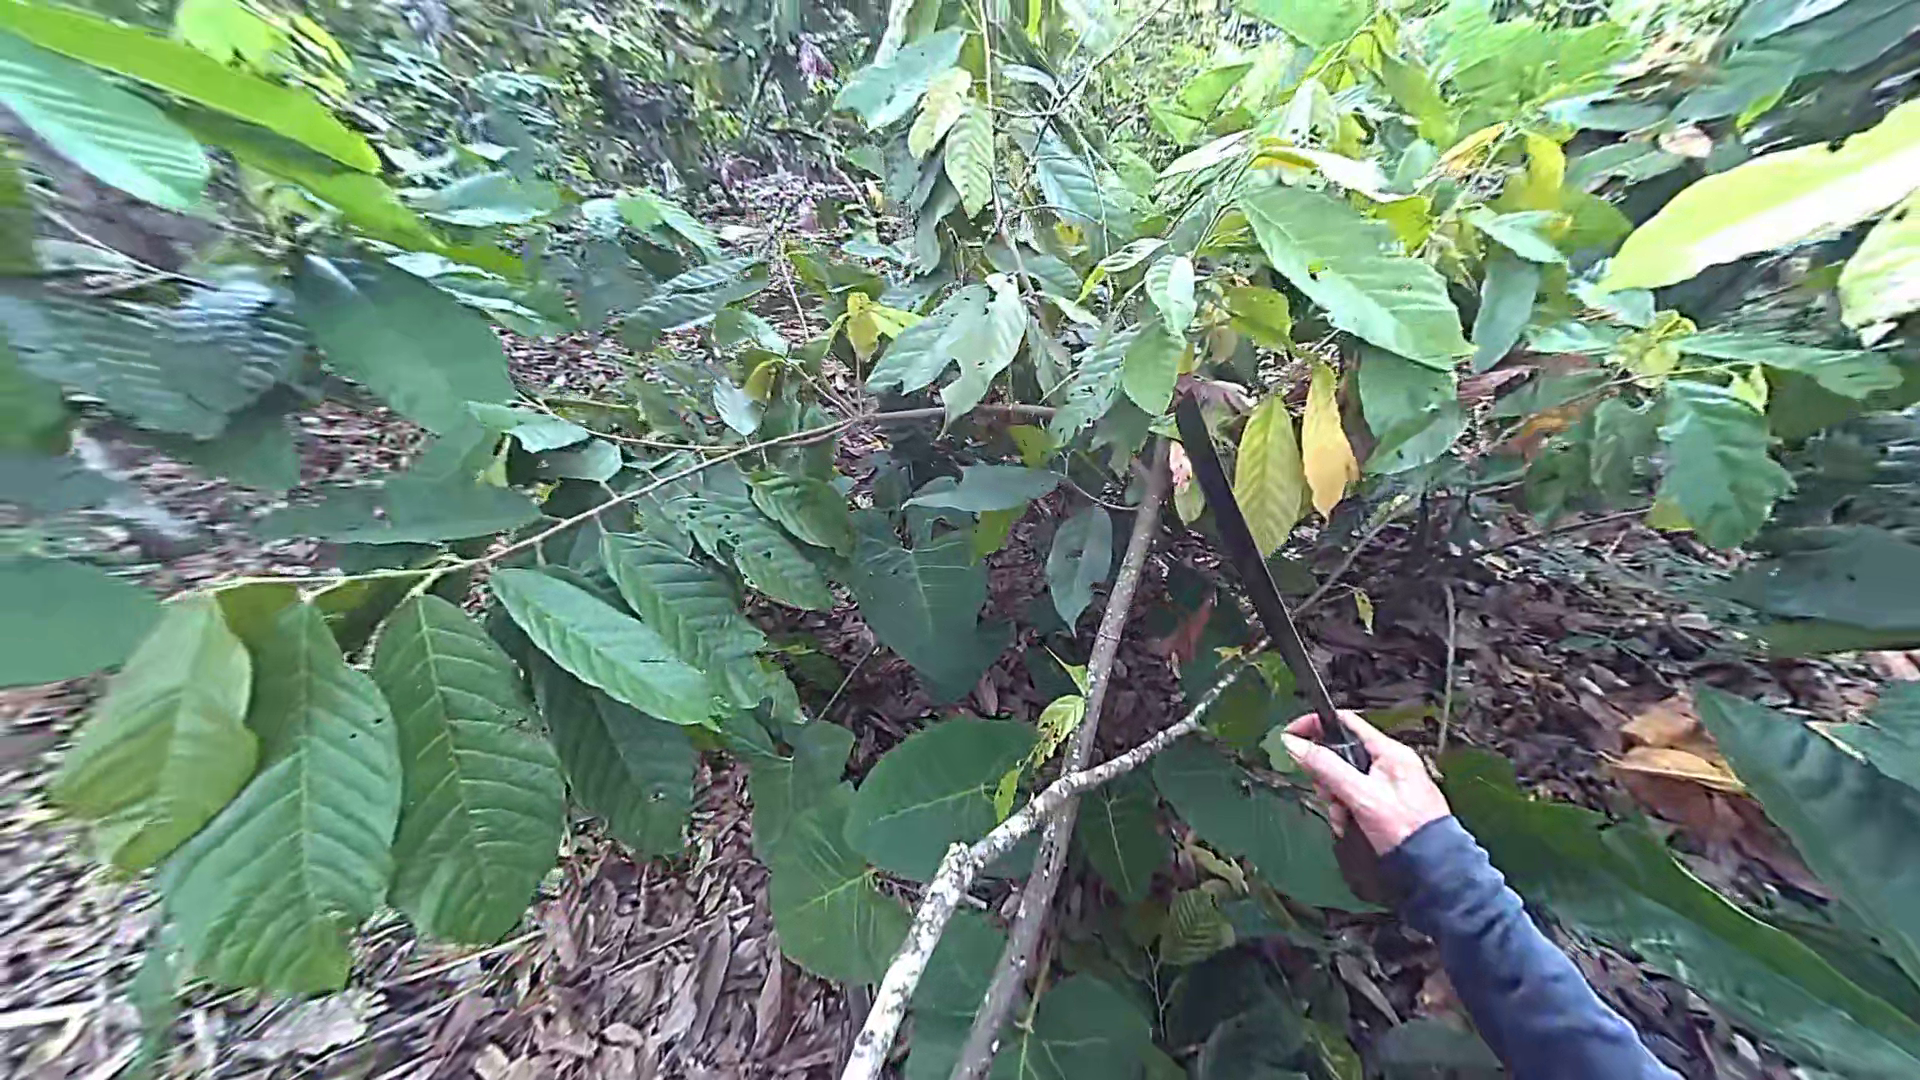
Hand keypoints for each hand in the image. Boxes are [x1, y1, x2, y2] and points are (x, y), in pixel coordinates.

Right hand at [1278, 711, 1450, 854]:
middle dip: (1323, 772)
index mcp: (1389, 752)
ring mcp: (1388, 784)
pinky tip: (1347, 822)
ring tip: (1340, 813)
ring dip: (1332, 794)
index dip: (1314, 725)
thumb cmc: (1409, 831)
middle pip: (1339, 752)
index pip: (1343, 722)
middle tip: (1321, 788)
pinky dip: (1344, 808)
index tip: (1292, 737)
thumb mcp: (1359, 794)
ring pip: (1343, 776)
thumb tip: (1293, 743)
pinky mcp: (1386, 803)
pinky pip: (1352, 794)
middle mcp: (1389, 764)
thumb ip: (1325, 766)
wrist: (1438, 874)